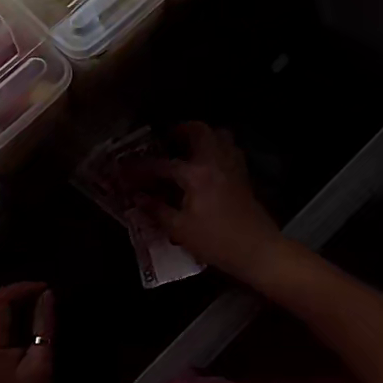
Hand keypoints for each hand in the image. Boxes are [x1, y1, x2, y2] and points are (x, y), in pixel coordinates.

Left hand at [0, 282, 54, 382]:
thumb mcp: (40, 366)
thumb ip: (43, 327)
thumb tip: (47, 295)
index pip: (0, 300)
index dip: (23, 288)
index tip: (46, 288)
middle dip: (15, 292)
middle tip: (42, 293)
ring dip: (8, 301)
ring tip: (34, 302)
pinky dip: (1, 313)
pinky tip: (20, 318)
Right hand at [143, 123, 284, 279]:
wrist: (258, 251)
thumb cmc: (217, 242)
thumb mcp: (180, 230)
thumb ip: (156, 210)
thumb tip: (137, 199)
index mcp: (196, 175)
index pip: (162, 165)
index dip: (139, 168)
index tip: (124, 170)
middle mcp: (215, 162)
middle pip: (199, 131)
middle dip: (179, 131)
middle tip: (165, 140)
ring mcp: (232, 166)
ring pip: (219, 135)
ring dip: (202, 136)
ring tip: (187, 148)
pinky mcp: (243, 175)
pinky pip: (229, 149)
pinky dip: (216, 148)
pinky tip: (207, 165)